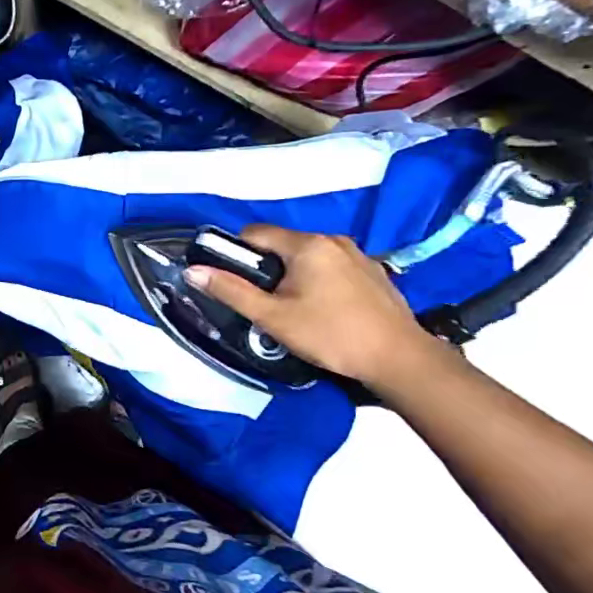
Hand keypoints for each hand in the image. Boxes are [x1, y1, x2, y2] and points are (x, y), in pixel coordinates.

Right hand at [184, 225, 451, 388]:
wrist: (399, 359)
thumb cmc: (330, 335)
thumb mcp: (272, 317)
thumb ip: (231, 291)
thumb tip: (193, 270)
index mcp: (306, 245)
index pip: (255, 233)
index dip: (238, 254)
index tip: (237, 282)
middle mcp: (332, 239)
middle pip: (283, 244)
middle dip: (268, 268)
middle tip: (266, 302)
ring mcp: (358, 254)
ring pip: (308, 255)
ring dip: (294, 274)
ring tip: (296, 309)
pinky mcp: (375, 271)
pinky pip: (333, 266)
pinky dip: (320, 280)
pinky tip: (326, 310)